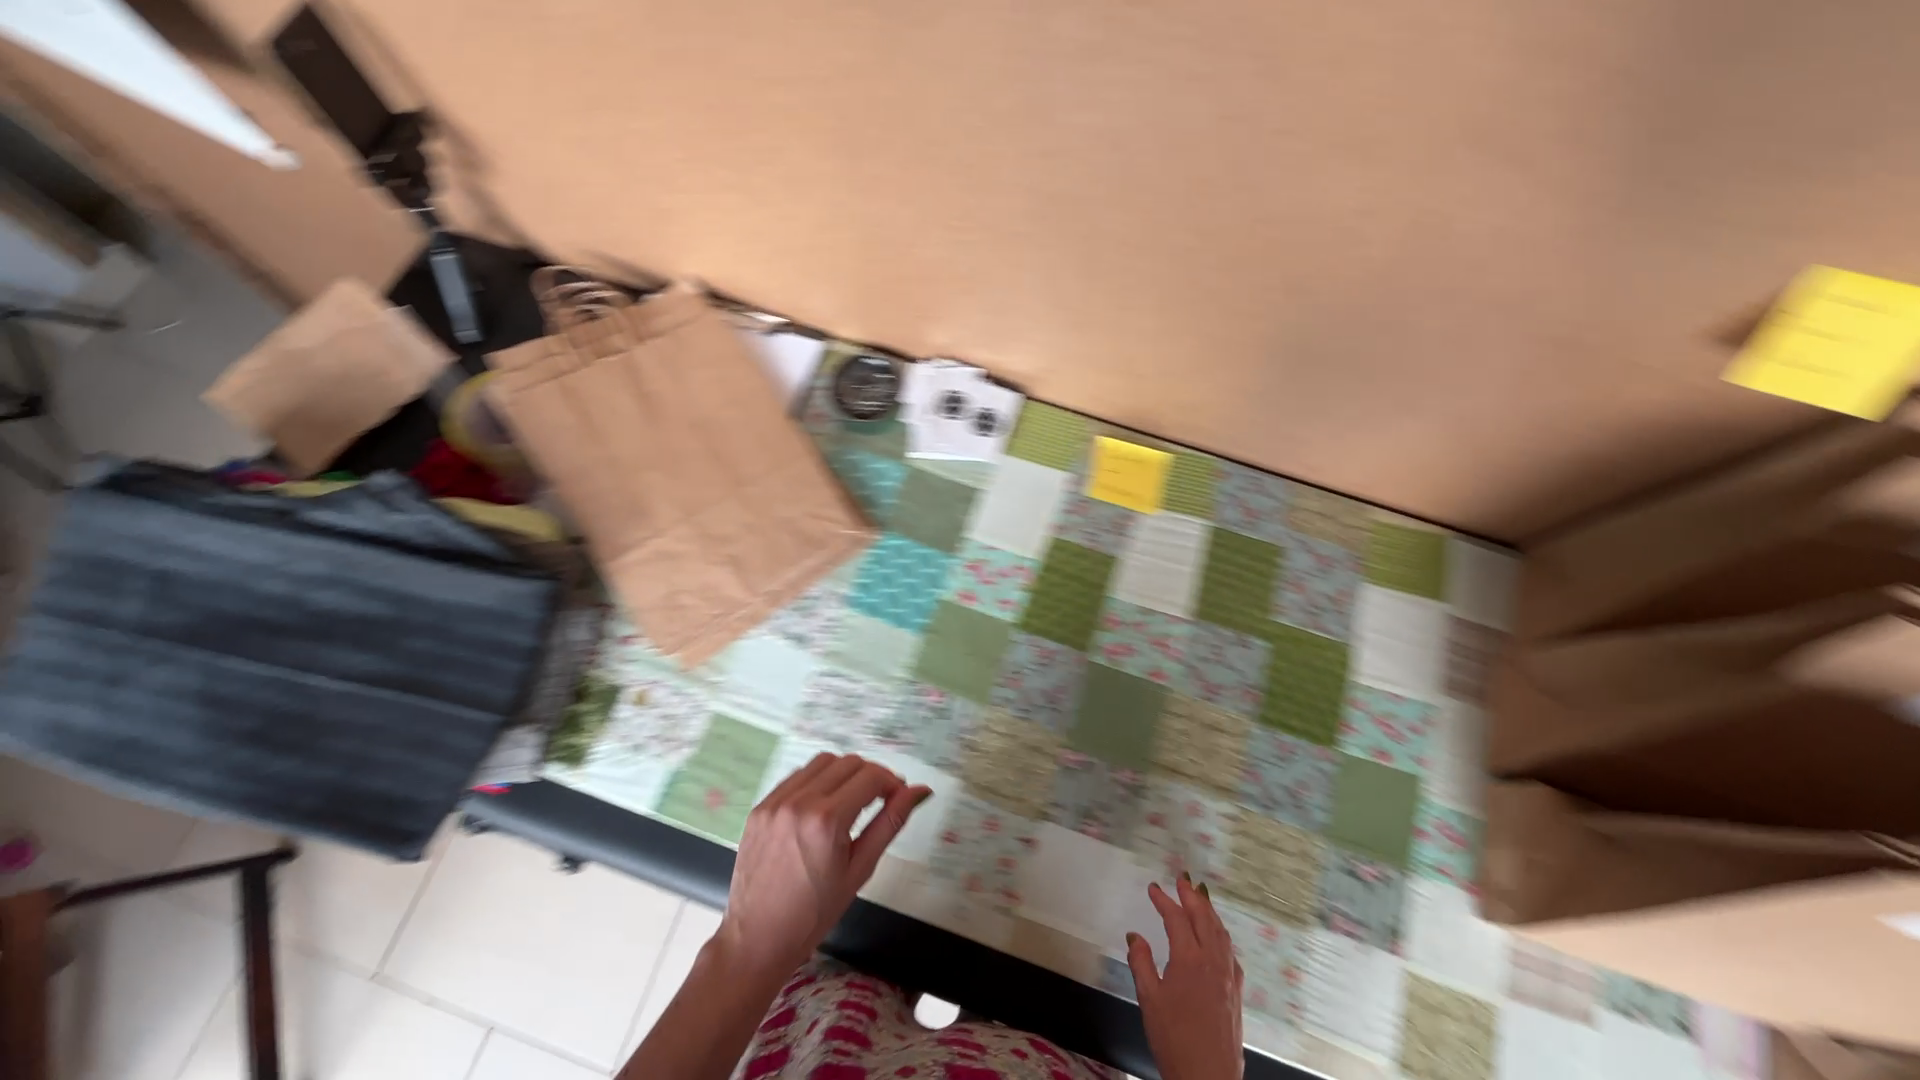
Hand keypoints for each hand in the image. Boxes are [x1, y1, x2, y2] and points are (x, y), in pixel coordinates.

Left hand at [715, 753, 928, 978]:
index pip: (871, 777)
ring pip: (822, 762)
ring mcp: (775, 802)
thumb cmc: (816, 911)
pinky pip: (796, 777)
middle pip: (849, 763)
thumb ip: (891, 823)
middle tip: (880, 799)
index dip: (893, 783)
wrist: (759, 936)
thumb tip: (920, 791)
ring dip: (844, 773)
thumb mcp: (861, 869)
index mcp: (827, 820)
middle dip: (871, 776)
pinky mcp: (760, 807)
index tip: (899, 797)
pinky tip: (823, 805)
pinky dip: (817, 781)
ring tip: (851, 801)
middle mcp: (799, 802)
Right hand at [1129, 876, 1243, 1079]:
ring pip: (1221, 933)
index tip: (1153, 887)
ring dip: (1209, 912)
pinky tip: (1217, 939)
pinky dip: (1221, 935)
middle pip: (1204, 919)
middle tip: (1182, 880)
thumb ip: (1141, 963)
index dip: (1164, 900)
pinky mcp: (1238, 991)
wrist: (1208, 1076)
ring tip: (1200, 900)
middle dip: (1192, 897)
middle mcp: (1213, 961)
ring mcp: (1229, 976)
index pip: (1176, 919)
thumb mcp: (1148, 1000)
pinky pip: (1230, 952)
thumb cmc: (1173, 1038)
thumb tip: (1135, 936)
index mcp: (1188, 959)